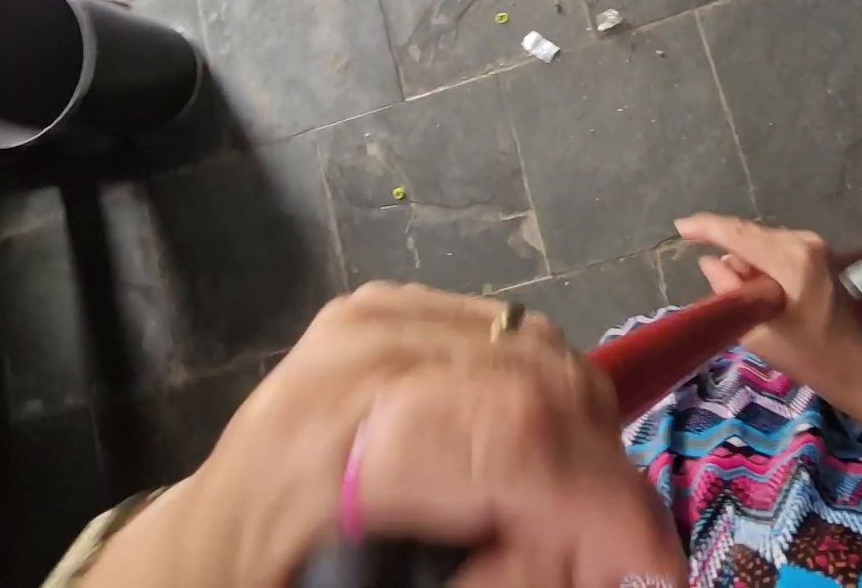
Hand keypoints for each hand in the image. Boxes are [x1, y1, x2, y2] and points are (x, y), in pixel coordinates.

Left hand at [86, 283, 686, 587]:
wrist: (203, 552)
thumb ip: (508, 579)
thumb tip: (612, 552)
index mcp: (328, 441)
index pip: (509, 432)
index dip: (602, 493)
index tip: (658, 564)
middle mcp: (357, 349)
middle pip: (537, 379)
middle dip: (597, 473)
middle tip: (600, 552)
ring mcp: (376, 312)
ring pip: (540, 347)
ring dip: (575, 433)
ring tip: (547, 502)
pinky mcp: (393, 300)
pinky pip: (513, 333)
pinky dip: (539, 394)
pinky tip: (508, 449)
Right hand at [674, 215, 861, 394]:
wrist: (855, 367)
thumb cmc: (807, 354)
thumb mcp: (758, 329)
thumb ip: (729, 290)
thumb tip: (710, 263)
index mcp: (790, 258)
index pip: (739, 234)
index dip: (706, 228)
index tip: (679, 227)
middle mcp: (803, 241)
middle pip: (750, 235)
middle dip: (726, 249)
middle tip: (713, 281)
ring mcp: (813, 245)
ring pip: (761, 242)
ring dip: (744, 258)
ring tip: (740, 294)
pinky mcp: (817, 253)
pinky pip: (775, 248)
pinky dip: (759, 261)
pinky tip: (755, 286)